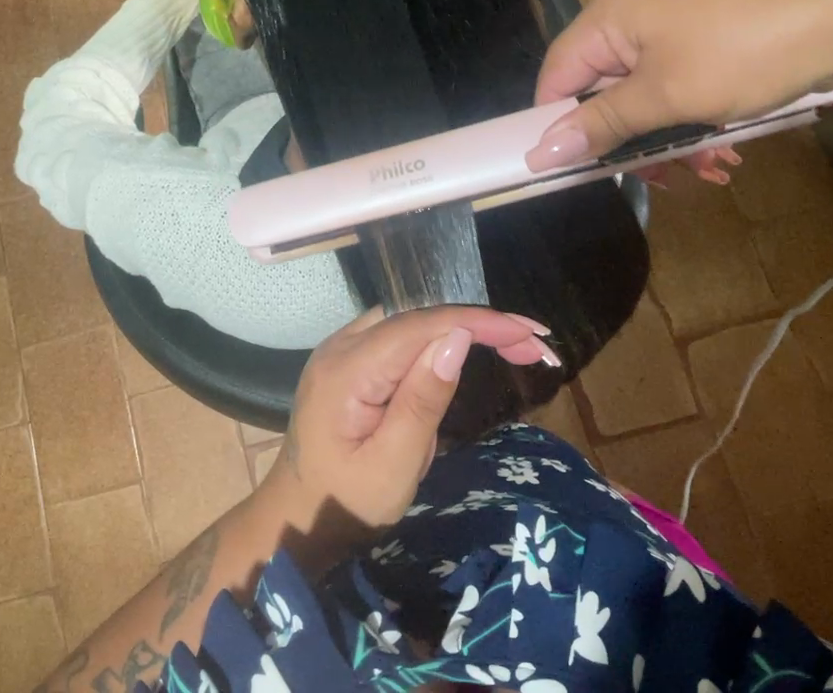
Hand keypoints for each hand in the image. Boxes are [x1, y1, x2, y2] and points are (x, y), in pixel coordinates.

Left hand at [258, 306, 556, 535]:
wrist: (297, 514)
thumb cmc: (348, 503)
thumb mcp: (394, 464)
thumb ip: (423, 400)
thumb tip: (458, 338)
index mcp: (346, 370)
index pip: (420, 326)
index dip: (478, 322)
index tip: (530, 334)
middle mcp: (339, 346)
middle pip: (417, 317)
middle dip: (478, 322)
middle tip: (535, 344)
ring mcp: (341, 350)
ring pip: (410, 321)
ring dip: (462, 326)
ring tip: (515, 343)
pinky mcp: (349, 361)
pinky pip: (399, 335)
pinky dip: (439, 336)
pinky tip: (469, 345)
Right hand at [526, 0, 832, 170]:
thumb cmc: (748, 50)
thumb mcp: (668, 97)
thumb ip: (600, 125)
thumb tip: (538, 153)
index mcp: (608, 14)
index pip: (556, 77)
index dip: (559, 126)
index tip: (580, 170)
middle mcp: (633, 5)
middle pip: (604, 85)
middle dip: (630, 138)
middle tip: (665, 178)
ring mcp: (677, 9)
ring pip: (647, 85)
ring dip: (670, 132)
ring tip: (714, 166)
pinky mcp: (714, 17)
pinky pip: (681, 71)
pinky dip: (695, 108)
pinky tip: (729, 139)